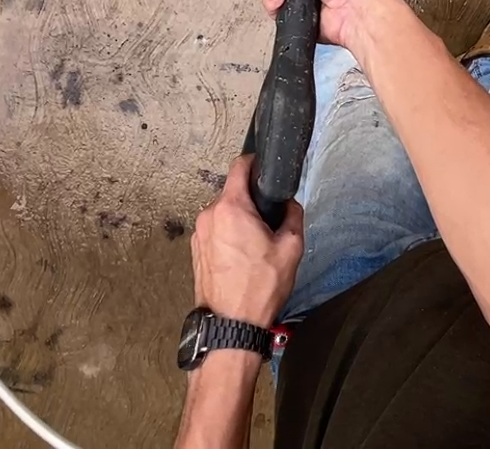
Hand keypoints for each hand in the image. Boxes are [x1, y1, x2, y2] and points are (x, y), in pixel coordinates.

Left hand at [190, 155, 303, 324]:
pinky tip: (243, 256)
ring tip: (257, 244)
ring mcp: (199, 234)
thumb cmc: (259, 287)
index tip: (266, 168)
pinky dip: (229, 235)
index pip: (240, 166)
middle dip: (251, 200)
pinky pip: (216, 231)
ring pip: (224, 213)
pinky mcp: (196, 251)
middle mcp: (209, 215)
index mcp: (230, 207)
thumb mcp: (291, 247)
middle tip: (269, 220)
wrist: (230, 327)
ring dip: (239, 220)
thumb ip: (293, 215)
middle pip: (233, 192)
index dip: (255, 162)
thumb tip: (289, 204)